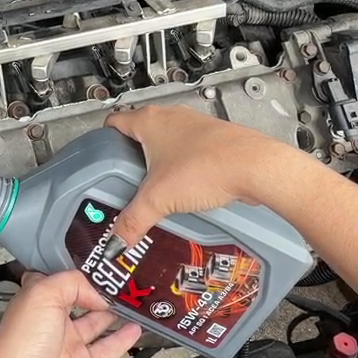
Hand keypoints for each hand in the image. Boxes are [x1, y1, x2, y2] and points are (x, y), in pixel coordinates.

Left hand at [0, 270, 140, 357]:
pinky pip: (106, 351)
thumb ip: (72, 284)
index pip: (60, 281)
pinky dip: (122, 340)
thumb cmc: (19, 348)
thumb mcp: (42, 296)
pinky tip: (134, 330)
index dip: (78, 273)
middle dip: (99, 292)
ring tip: (133, 302)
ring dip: (113, 314)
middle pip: (79, 302)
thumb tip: (95, 293)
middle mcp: (50, 323)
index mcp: (36, 301)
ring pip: (95, 325)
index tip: (101, 267)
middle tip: (123, 283)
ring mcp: (66, 348)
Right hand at [104, 106, 320, 245]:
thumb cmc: (208, 167)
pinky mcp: (214, 138)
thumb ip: (133, 220)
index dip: (104, 141)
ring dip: (159, 160)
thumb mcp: (160, 198)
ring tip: (156, 187)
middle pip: (139, 132)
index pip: (113, 122)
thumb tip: (116, 240)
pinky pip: (189, 148)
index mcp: (148, 120)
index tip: (101, 160)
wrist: (256, 167)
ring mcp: (194, 125)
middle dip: (132, 156)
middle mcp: (170, 116)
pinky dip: (183, 164)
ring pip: (166, 140)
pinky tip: (186, 187)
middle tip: (127, 181)